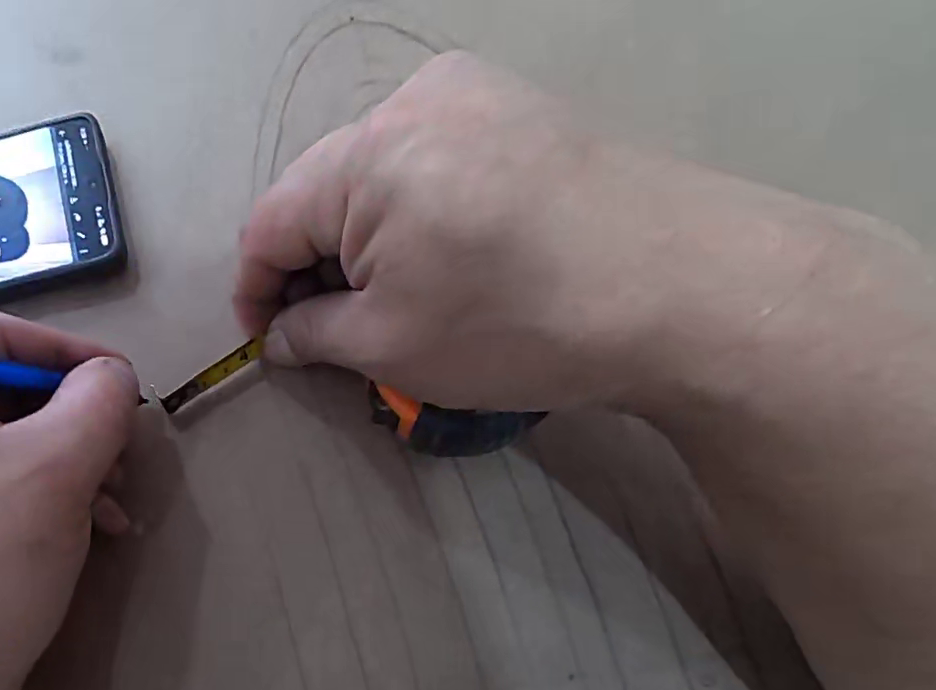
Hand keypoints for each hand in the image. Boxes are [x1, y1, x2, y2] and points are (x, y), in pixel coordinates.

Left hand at [0, 311, 138, 689]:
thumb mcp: (56, 472)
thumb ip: (98, 401)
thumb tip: (113, 375)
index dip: (71, 353)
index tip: (127, 385)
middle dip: (71, 427)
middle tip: (121, 463)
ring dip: (61, 469)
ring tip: (110, 511)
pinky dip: (30, 499)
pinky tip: (75, 531)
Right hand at [234, 51, 894, 414]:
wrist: (682, 292)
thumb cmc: (511, 326)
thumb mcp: (386, 345)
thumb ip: (310, 335)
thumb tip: (277, 338)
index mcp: (366, 157)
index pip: (268, 225)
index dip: (252, 291)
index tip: (264, 343)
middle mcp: (412, 104)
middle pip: (318, 196)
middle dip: (306, 271)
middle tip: (323, 333)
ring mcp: (472, 96)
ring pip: (370, 181)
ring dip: (355, 249)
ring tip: (379, 306)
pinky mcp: (515, 112)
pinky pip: (424, 167)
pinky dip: (404, 222)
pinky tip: (430, 265)